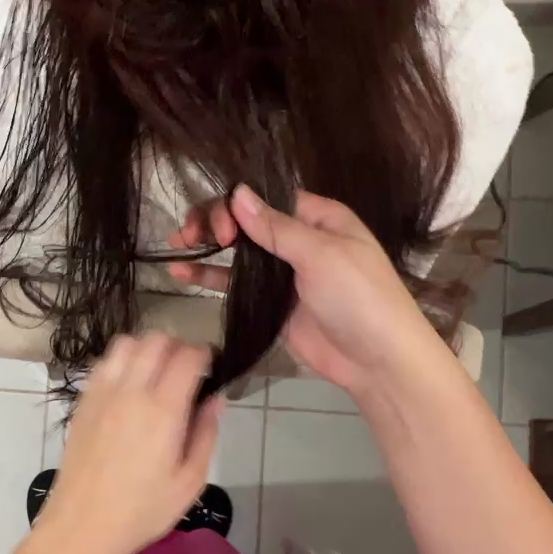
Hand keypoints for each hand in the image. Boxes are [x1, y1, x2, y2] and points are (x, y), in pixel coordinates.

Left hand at [31, 333, 224, 553]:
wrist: (82, 526)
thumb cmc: (142, 511)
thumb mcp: (190, 482)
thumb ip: (206, 434)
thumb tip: (215, 400)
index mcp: (163, 411)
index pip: (188, 356)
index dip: (204, 355)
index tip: (210, 369)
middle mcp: (130, 392)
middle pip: (156, 340)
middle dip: (177, 346)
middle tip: (186, 371)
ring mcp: (101, 394)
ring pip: (126, 344)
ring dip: (146, 349)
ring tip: (156, 374)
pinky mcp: (82, 403)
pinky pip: (103, 364)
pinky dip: (121, 362)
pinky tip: (129, 387)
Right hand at [167, 186, 445, 402]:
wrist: (377, 360)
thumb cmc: (360, 298)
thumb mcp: (322, 255)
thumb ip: (276, 228)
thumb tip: (237, 194)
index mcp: (318, 218)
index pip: (265, 198)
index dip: (235, 205)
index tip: (222, 230)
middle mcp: (298, 239)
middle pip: (246, 220)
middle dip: (214, 221)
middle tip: (190, 236)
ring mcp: (282, 273)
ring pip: (236, 250)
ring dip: (206, 245)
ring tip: (176, 245)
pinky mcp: (270, 303)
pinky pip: (234, 283)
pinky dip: (209, 275)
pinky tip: (181, 271)